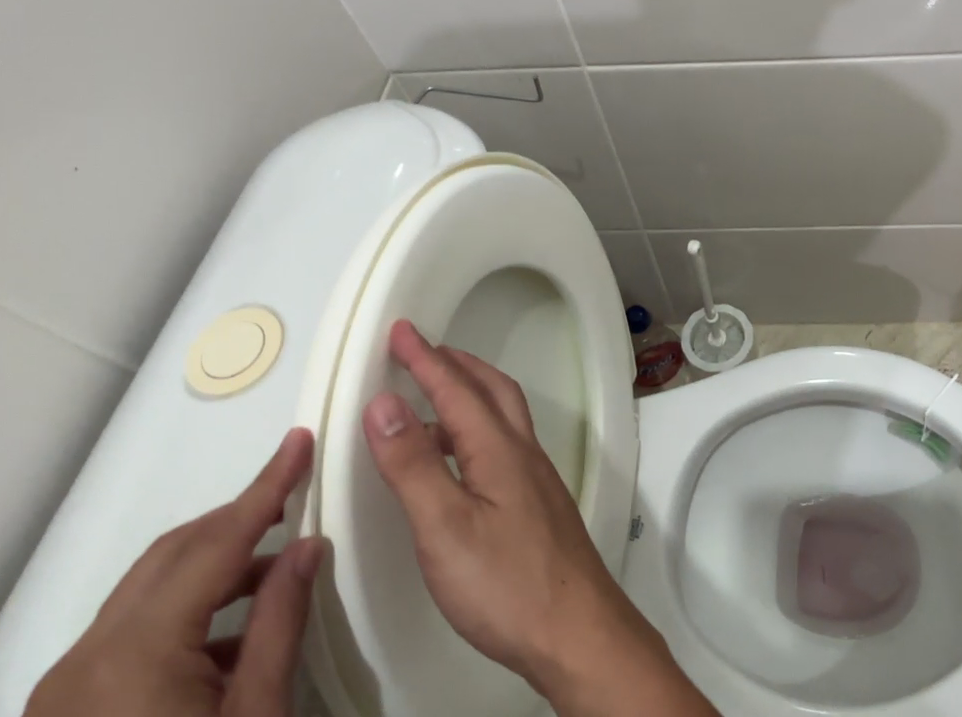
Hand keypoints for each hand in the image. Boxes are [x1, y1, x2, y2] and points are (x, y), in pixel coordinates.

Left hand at [26, 430, 324, 716]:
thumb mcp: (257, 713)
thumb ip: (279, 621)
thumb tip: (307, 548)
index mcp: (137, 652)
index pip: (215, 544)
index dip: (264, 488)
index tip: (297, 442)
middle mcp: (87, 654)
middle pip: (174, 555)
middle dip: (238, 521)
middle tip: (296, 497)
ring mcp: (67, 681)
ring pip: (150, 589)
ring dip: (215, 567)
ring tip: (278, 568)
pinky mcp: (65, 704)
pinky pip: (132, 629)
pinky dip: (187, 611)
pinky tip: (233, 630)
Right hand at [364, 321, 716, 716]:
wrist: (577, 630)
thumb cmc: (507, 584)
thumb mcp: (444, 527)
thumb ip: (413, 466)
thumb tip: (384, 404)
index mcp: (499, 450)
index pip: (456, 389)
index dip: (425, 358)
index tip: (399, 330)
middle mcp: (523, 454)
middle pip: (492, 390)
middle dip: (455, 364)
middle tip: (421, 350)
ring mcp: (536, 479)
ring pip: (504, 417)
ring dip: (470, 394)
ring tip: (432, 397)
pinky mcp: (538, 505)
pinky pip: (505, 445)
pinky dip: (478, 430)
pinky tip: (460, 459)